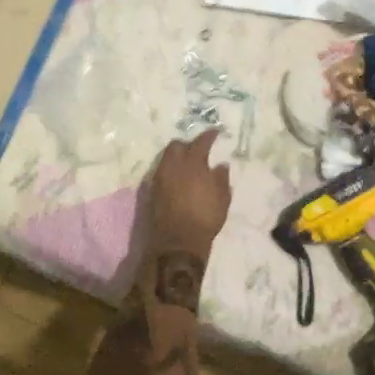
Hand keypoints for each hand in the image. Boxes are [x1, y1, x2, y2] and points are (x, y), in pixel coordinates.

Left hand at [146, 129, 232, 258]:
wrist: (178, 241)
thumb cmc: (205, 218)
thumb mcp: (222, 199)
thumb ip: (221, 178)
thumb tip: (221, 165)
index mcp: (193, 163)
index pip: (201, 142)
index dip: (209, 135)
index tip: (215, 132)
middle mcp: (174, 165)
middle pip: (177, 145)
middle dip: (187, 144)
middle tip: (197, 150)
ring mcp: (160, 176)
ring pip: (166, 157)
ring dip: (176, 157)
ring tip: (186, 165)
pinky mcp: (152, 189)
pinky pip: (161, 171)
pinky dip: (169, 169)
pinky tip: (177, 178)